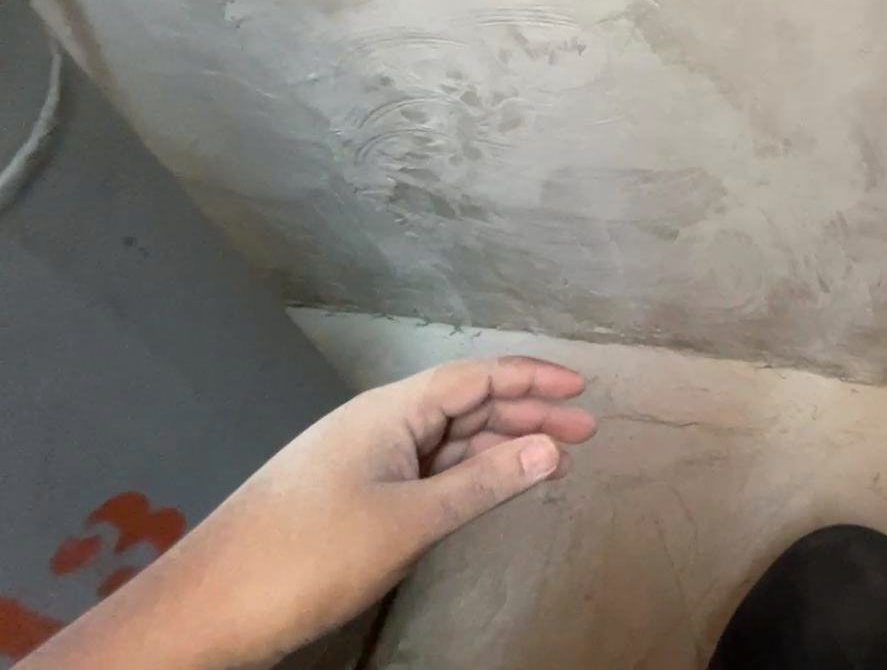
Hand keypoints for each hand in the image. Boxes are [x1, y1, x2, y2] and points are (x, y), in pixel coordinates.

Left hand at [24, 357, 596, 668]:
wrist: (191, 622)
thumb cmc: (307, 556)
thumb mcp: (409, 519)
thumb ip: (486, 481)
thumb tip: (553, 449)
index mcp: (391, 411)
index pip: (479, 376)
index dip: (535, 377)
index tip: (583, 388)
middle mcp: (382, 423)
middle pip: (471, 404)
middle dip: (529, 414)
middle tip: (584, 434)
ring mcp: (367, 458)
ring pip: (452, 438)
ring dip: (503, 447)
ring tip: (552, 464)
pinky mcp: (356, 493)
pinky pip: (429, 468)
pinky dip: (470, 474)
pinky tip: (495, 487)